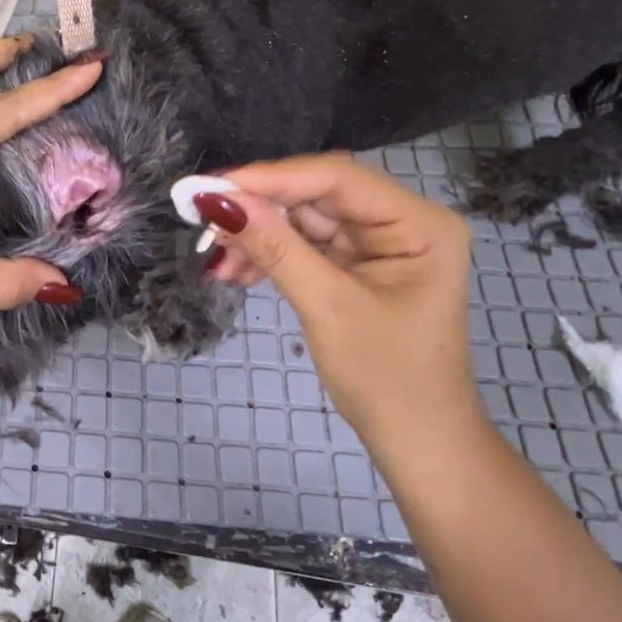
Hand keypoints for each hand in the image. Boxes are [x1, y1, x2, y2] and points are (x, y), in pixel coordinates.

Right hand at [194, 153, 480, 442]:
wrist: (418, 443)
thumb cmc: (388, 379)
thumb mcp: (328, 307)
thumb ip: (275, 248)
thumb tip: (217, 201)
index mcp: (418, 222)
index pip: (335, 178)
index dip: (270, 178)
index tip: (211, 188)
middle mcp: (402, 220)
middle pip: (316, 194)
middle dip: (259, 209)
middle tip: (203, 218)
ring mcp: (378, 242)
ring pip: (303, 218)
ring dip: (258, 234)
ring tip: (216, 257)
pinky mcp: (357, 264)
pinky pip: (304, 244)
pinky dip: (269, 254)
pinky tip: (236, 271)